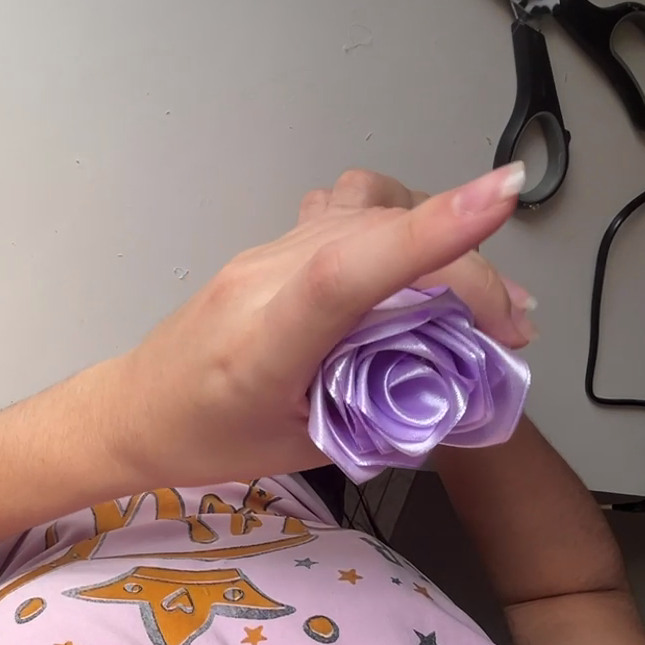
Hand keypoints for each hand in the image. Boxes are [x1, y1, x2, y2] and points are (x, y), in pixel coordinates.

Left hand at [87, 164, 536, 488]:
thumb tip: (448, 381)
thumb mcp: (299, 447)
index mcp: (262, 346)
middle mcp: (260, 282)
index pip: (347, 271)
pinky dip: (394, 230)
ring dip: (434, 243)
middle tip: (510, 326)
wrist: (133, 409)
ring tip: (474, 298)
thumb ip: (374, 410)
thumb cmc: (204, 441)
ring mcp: (261, 254)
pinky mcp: (267, 248)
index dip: (430, 232)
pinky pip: (342, 215)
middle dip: (465, 268)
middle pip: (376, 236)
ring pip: (366, 215)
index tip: (503, 196)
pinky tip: (410, 263)